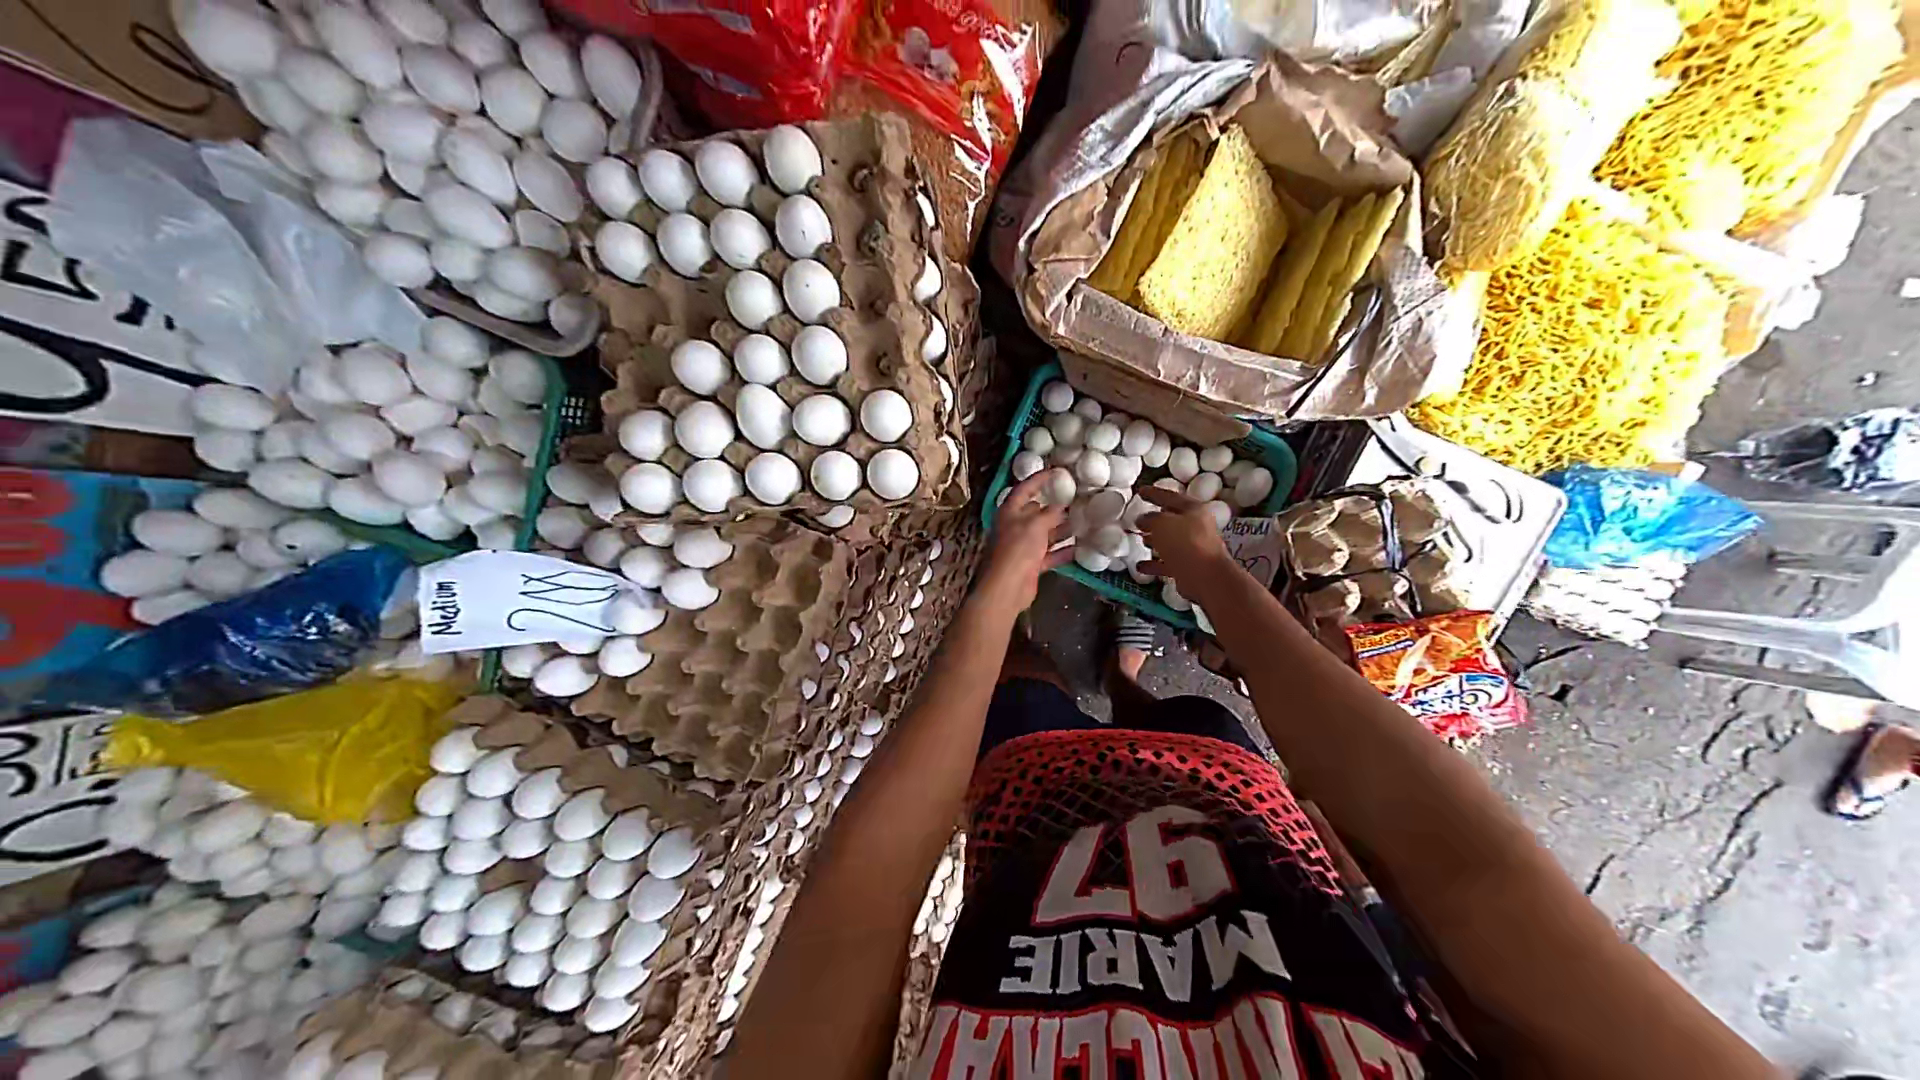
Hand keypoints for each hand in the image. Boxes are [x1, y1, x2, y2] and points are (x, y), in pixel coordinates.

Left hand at [978, 472, 1071, 611]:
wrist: (1007, 587)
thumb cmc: (1017, 549)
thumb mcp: (1035, 525)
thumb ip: (1050, 514)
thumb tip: (1061, 507)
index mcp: (1009, 512)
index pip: (1024, 489)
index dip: (1039, 480)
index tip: (1056, 472)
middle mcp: (1014, 527)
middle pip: (1036, 512)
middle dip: (1055, 507)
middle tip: (1077, 500)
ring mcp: (1022, 547)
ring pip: (1045, 534)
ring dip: (1062, 530)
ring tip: (1083, 522)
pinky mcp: (1031, 565)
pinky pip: (1050, 554)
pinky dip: (1063, 552)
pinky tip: (1080, 548)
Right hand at [1136, 485, 1232, 587]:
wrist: (1205, 577)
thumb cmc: (1185, 542)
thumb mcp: (1162, 523)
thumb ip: (1149, 518)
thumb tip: (1141, 520)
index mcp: (1193, 510)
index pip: (1170, 497)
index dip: (1154, 493)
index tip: (1140, 490)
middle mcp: (1196, 527)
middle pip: (1171, 520)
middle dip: (1154, 519)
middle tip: (1138, 519)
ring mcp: (1193, 548)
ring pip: (1169, 541)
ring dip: (1153, 541)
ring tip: (1139, 540)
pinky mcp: (1188, 568)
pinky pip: (1166, 562)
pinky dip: (1153, 564)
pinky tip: (1140, 566)